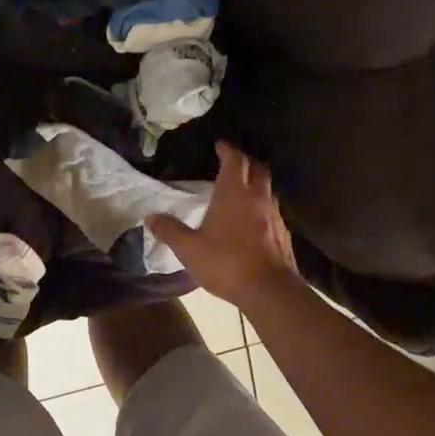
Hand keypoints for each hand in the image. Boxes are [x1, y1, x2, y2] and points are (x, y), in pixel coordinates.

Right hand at [146, 142, 301, 308]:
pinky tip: (253, 220)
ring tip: (242, 190)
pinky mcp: (283, 233)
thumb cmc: (227, 263)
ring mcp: (275, 215)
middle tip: (232, 162)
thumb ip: (170, 231)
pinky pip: (273, 210)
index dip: (227, 150)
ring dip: (256, 183)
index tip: (220, 145)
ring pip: (268, 188)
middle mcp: (258, 198)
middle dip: (245, 161)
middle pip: (257, 168)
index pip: (235, 160)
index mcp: (234, 193)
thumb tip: (150, 217)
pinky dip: (262, 206)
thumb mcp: (189, 249)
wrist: (269, 290)